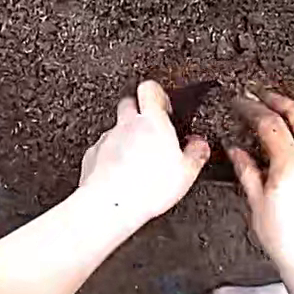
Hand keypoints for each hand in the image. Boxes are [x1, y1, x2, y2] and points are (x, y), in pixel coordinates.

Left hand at [76, 80, 211, 231]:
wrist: (111, 205)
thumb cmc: (147, 187)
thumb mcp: (186, 173)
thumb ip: (196, 152)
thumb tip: (200, 144)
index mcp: (152, 122)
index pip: (150, 88)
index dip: (157, 93)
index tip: (163, 104)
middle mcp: (127, 125)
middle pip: (129, 102)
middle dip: (139, 111)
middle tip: (150, 130)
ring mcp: (108, 139)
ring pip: (117, 128)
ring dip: (126, 137)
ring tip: (137, 160)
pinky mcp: (93, 155)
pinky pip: (104, 148)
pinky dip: (112, 156)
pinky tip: (121, 173)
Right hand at [228, 92, 293, 279]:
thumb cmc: (286, 240)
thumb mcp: (256, 203)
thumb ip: (246, 170)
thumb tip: (236, 149)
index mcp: (290, 165)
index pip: (270, 123)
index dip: (251, 107)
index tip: (238, 100)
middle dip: (277, 99)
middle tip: (258, 92)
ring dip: (289, 112)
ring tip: (269, 109)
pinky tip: (281, 137)